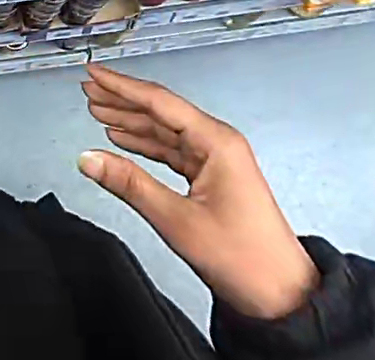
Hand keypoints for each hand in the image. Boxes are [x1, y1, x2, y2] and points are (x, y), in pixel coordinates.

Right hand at [78, 63, 317, 319]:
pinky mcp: (211, 175)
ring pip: (163, 129)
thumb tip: (91, 159)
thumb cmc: (249, 260)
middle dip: (121, 99)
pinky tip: (124, 138)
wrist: (285, 299)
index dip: (121, 85)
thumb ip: (130, 184)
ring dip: (129, 120)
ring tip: (98, 110)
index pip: (158, 101)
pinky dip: (144, 142)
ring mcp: (215, 158)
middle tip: (89, 89)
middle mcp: (217, 143)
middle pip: (159, 110)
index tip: (96, 74)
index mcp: (216, 142)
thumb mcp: (178, 221)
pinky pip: (170, 148)